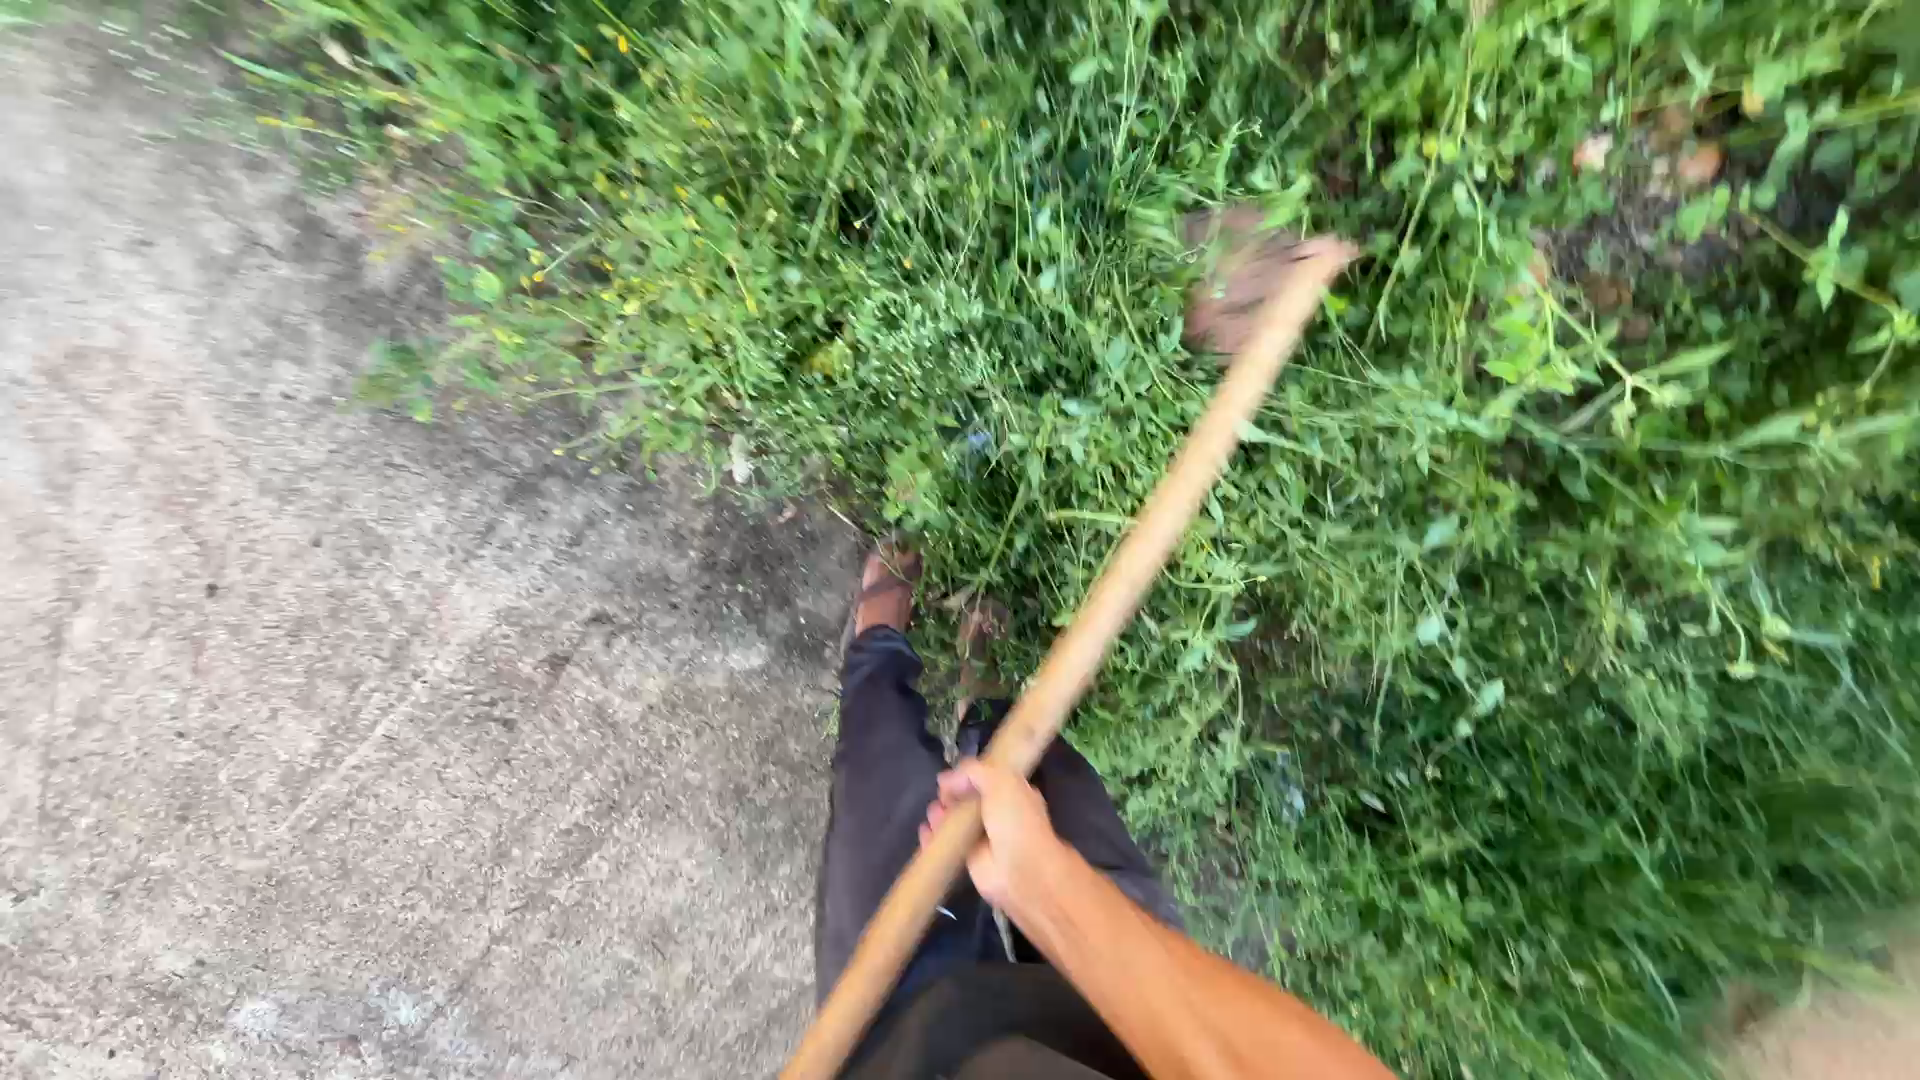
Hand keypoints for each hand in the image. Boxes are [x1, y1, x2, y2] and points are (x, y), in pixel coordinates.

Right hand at [920, 758, 1062, 907]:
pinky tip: (925, 831)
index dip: (969, 775)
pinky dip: (933, 838)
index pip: (988, 778)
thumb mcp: (1000, 781)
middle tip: (941, 794)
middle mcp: (999, 813)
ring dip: (941, 815)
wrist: (1020, 871)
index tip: (952, 775)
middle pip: (969, 799)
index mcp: (1013, 792)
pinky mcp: (970, 859)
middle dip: (952, 795)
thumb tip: (945, 779)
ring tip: (932, 812)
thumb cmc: (1015, 820)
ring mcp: (984, 837)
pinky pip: (948, 844)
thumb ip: (973, 772)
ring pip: (957, 822)